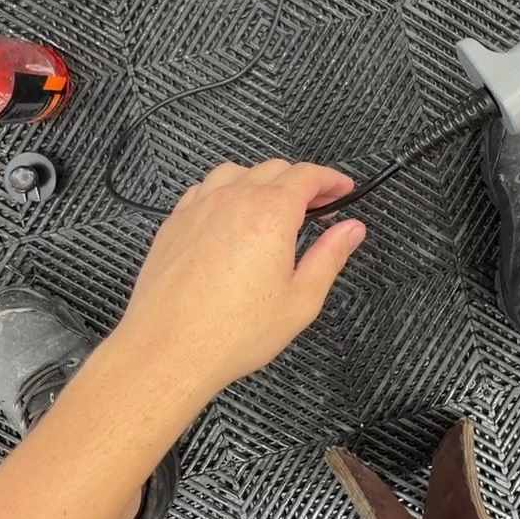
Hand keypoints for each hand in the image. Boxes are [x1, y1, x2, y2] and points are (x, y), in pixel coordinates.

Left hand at [108, 161, 366, 395]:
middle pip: (274, 169)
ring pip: (237, 172)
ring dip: (262, 180)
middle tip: (319, 204)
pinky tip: (230, 214)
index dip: (331, 179)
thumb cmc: (232, 332)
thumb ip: (330, 256)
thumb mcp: (300, 300)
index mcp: (270, 214)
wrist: (169, 349)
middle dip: (302, 181)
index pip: (307, 176)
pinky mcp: (175, 223)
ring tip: (274, 206)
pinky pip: (204, 189)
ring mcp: (199, 207)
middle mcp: (233, 200)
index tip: (343, 188)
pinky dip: (226, 191)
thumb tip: (351, 230)